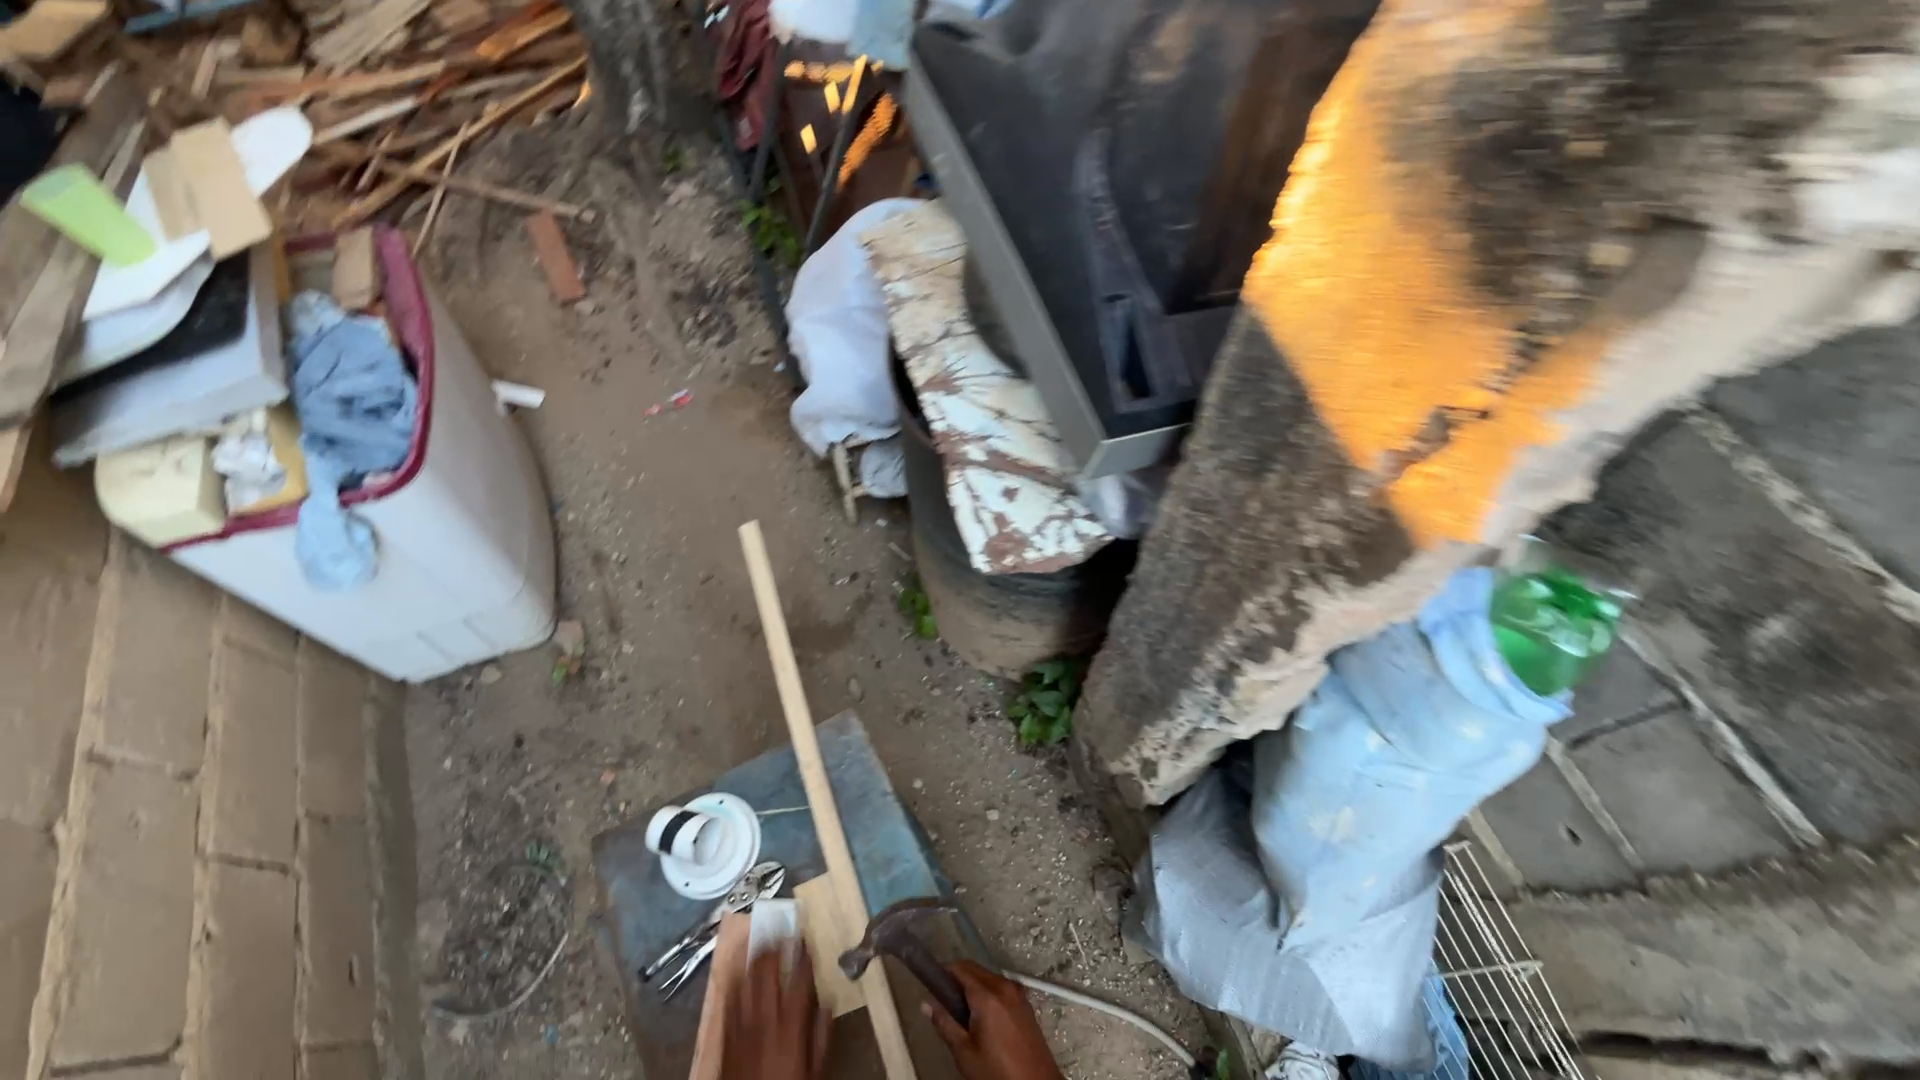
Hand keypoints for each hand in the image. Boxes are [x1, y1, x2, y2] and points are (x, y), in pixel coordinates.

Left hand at [719, 944, 828, 1079]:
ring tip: (762, 939)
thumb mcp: (813, 1069)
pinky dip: (734, 978)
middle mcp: (765, 1018)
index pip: (799, 981)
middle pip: (768, 972)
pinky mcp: (726, 1031)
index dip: (803, 957)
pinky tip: (737, 967)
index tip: (807, 940)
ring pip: (746, 979)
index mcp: (790, 1026)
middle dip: (775, 947)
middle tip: (782, 931)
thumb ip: (821, 1036)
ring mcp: (742, 1023)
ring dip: (754, 957)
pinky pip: (729, 997)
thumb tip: (827, 1004)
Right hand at [923, 961, 1063, 1079]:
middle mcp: (1004, 986)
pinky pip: (1001, 987)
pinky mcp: (1025, 1003)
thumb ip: (945, 1023)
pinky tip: (982, 1015)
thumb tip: (926, 1003)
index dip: (944, 971)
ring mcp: (1018, 993)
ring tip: (961, 1011)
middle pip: (975, 970)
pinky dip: (988, 992)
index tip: (931, 982)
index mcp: (988, 996)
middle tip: (943, 1000)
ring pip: (988, 977)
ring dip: (973, 985)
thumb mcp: (964, 1052)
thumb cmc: (996, 1071)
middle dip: (957, 978)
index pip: (961, 969)